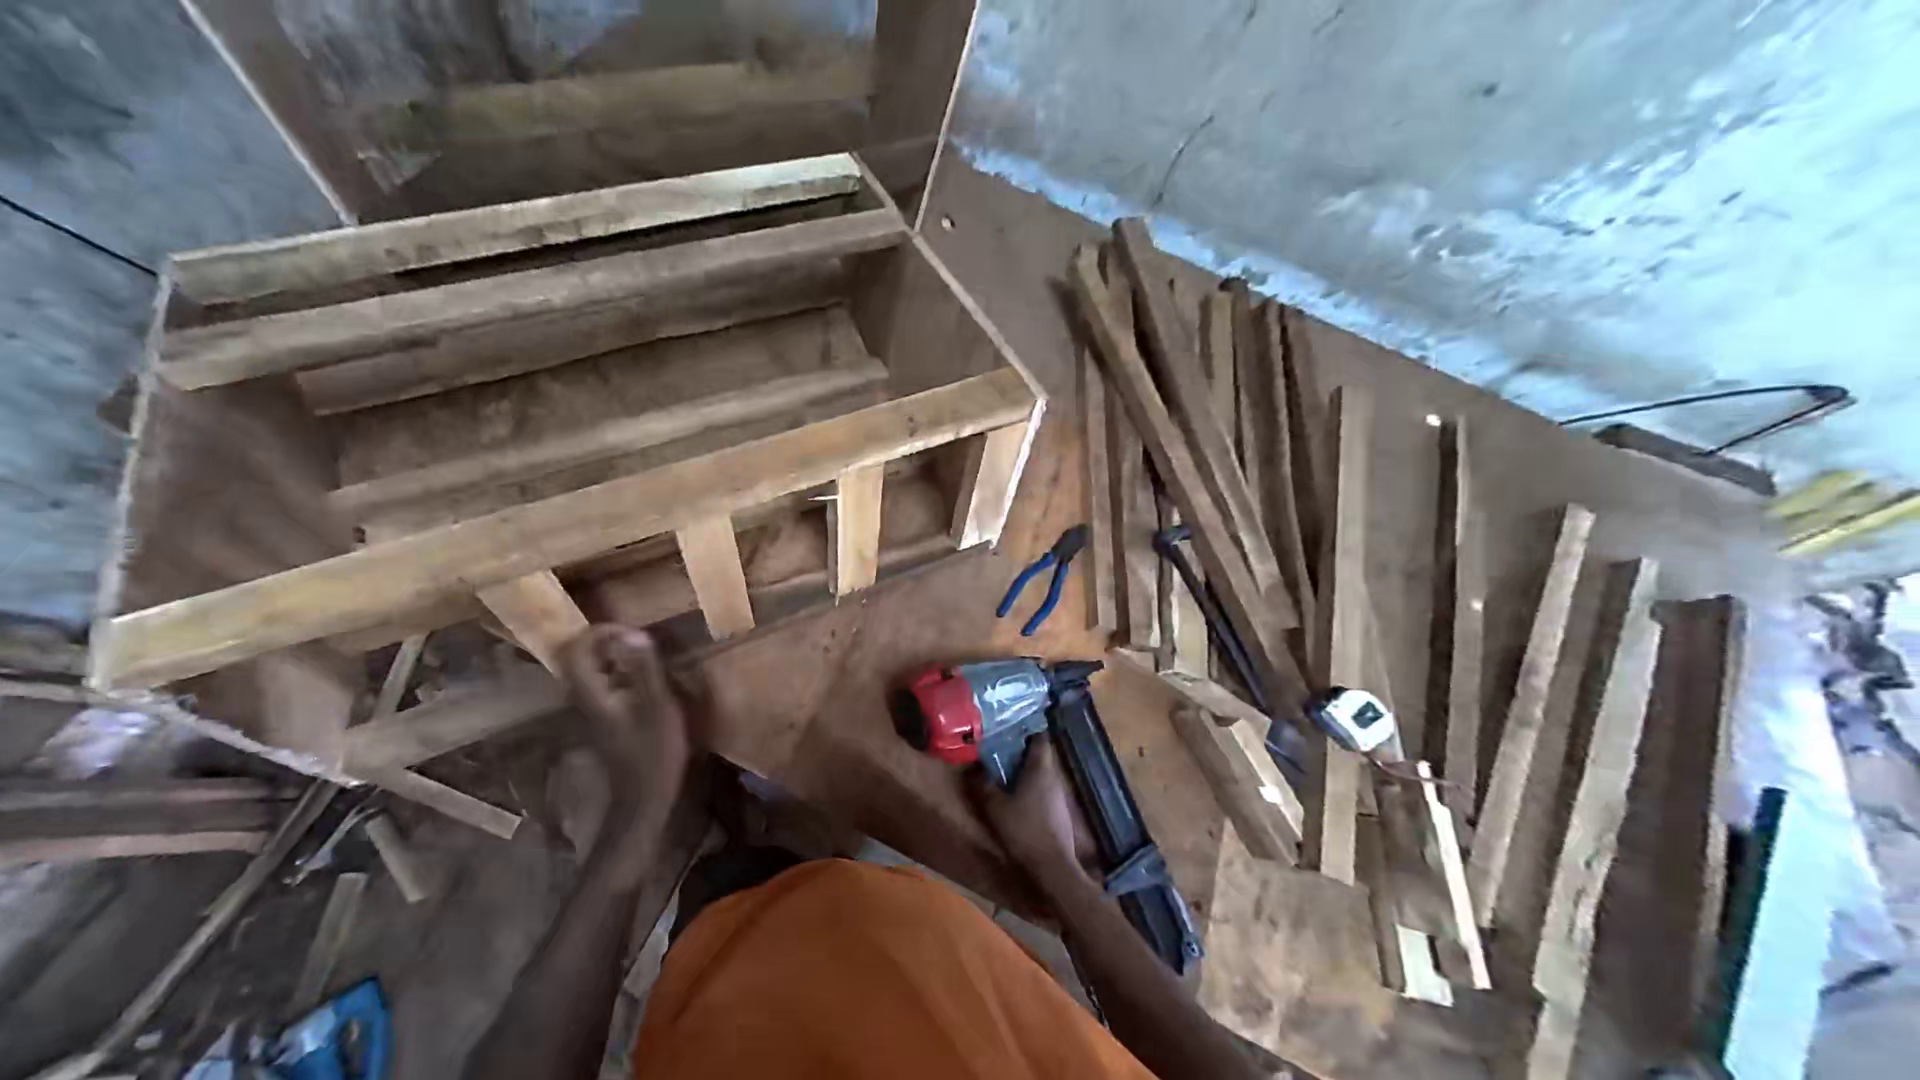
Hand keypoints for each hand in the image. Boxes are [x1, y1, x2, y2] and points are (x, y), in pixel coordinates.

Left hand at [561, 626, 691, 817]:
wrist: (642, 799)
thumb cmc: (654, 753)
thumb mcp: (658, 707)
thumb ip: (645, 670)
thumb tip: (633, 632)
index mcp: (592, 694)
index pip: (578, 650)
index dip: (601, 631)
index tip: (632, 629)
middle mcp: (582, 700)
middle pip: (579, 658)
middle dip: (606, 639)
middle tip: (639, 636)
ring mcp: (590, 711)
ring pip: (590, 671)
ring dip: (613, 655)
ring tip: (645, 652)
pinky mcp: (601, 720)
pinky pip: (602, 684)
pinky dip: (618, 672)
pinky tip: (644, 679)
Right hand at [970, 738, 1089, 887]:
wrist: (1052, 866)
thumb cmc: (1023, 830)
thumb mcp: (995, 807)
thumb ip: (983, 785)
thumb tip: (974, 766)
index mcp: (1040, 769)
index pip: (1040, 738)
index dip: (1029, 728)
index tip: (1014, 724)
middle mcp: (1053, 777)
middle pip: (1042, 755)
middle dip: (1025, 749)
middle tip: (1004, 745)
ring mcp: (1059, 794)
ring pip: (1044, 772)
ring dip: (1029, 768)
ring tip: (1008, 768)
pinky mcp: (1060, 810)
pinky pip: (1046, 788)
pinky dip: (1033, 785)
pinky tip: (1020, 794)